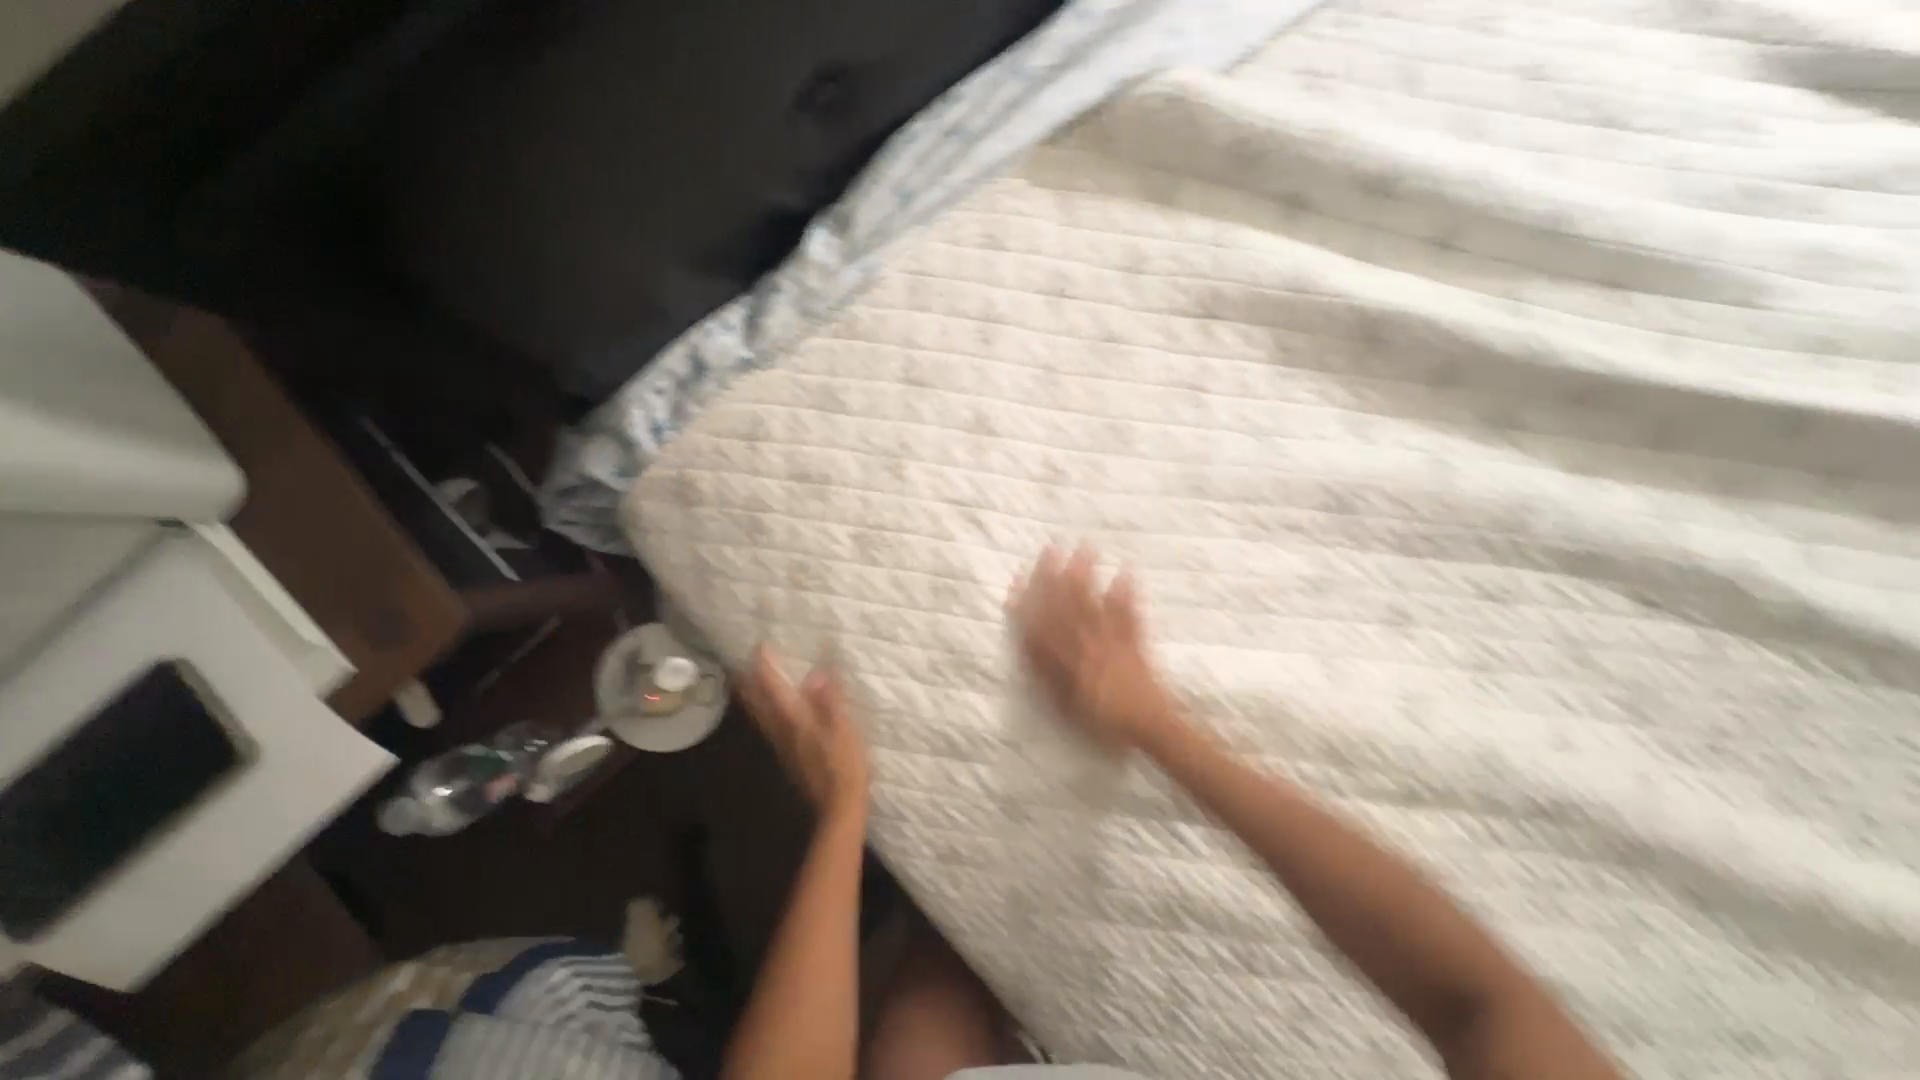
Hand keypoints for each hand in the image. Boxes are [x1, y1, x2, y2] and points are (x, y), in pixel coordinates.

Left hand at [742, 645, 870, 817]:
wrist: (839, 805)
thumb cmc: (844, 765)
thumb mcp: (845, 727)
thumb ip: (830, 700)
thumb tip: (817, 673)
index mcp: (794, 719)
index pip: (772, 686)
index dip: (765, 664)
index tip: (760, 644)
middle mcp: (781, 730)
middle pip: (756, 703)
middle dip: (747, 682)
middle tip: (740, 663)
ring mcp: (782, 745)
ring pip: (759, 715)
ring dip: (751, 696)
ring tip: (748, 681)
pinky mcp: (789, 755)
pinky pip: (769, 726)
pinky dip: (763, 711)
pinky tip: (772, 711)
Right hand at [1007, 544, 1181, 750]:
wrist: (1151, 728)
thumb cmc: (1105, 725)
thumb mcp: (1065, 706)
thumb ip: (1045, 675)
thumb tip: (1025, 644)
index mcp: (1068, 662)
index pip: (1042, 623)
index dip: (1029, 599)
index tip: (1019, 576)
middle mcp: (1088, 645)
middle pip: (1069, 605)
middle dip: (1057, 574)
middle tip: (1050, 547)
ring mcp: (1114, 641)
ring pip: (1097, 602)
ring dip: (1089, 573)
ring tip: (1085, 547)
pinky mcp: (1137, 642)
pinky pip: (1130, 613)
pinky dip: (1127, 592)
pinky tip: (1125, 570)